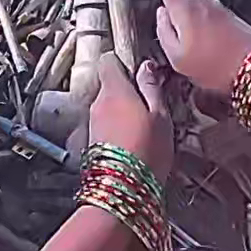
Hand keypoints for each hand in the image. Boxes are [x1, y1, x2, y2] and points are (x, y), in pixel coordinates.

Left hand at [86, 51, 171, 178]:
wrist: (121, 189)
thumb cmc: (146, 150)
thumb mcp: (160, 116)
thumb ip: (152, 88)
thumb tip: (146, 66)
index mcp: (114, 90)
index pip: (108, 61)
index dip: (122, 63)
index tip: (138, 72)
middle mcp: (97, 103)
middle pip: (108, 85)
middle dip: (126, 91)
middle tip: (148, 106)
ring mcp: (91, 123)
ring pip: (106, 106)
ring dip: (121, 111)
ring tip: (142, 128)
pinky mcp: (90, 142)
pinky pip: (104, 125)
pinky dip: (115, 128)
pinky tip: (132, 142)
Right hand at [154, 0, 250, 93]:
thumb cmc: (214, 65)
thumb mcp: (176, 56)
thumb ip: (163, 31)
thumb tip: (160, 16)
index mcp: (185, 8)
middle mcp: (203, 2)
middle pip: (183, 1)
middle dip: (178, 14)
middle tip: (177, 38)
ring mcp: (220, 9)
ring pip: (198, 10)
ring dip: (195, 24)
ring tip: (196, 49)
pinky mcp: (234, 18)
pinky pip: (213, 19)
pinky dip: (209, 29)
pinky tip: (211, 49)